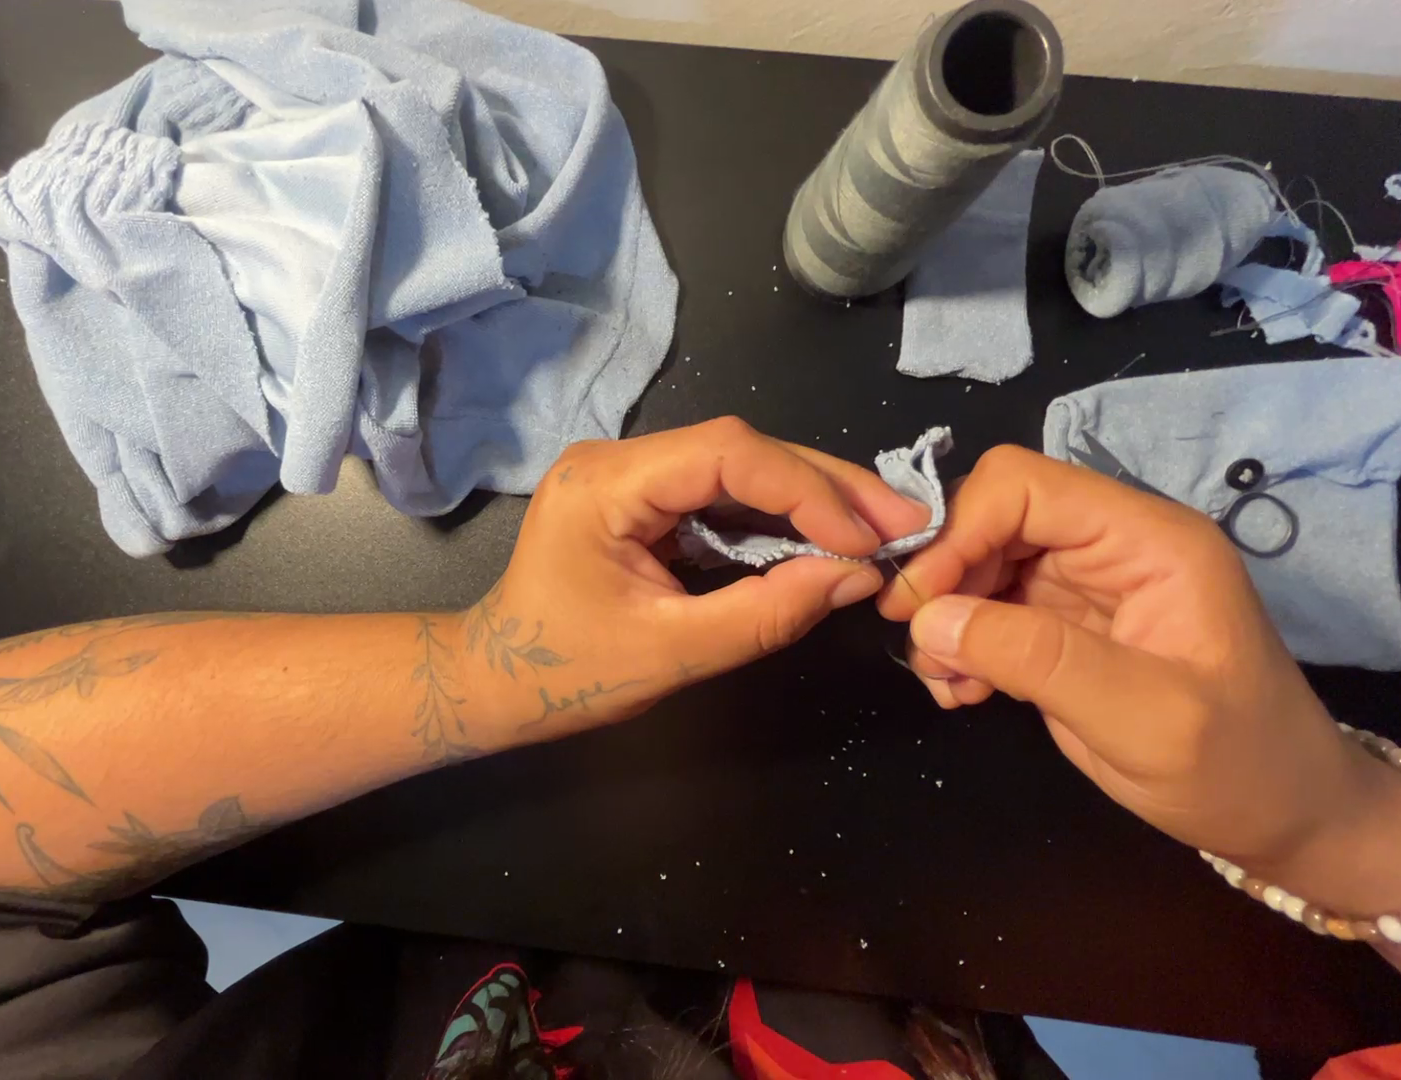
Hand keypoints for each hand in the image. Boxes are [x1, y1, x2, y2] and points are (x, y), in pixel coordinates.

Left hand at [463, 417, 929, 747]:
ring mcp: (627, 476)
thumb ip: (764, 612)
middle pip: (738, 451)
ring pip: (736, 469)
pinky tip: (823, 538)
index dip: (807, 488)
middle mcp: (616, 461)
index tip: (867, 537)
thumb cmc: (565, 673)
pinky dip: (774, 519)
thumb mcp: (670, 652)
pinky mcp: (641, 500)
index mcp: (605, 484)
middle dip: (823, 487)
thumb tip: (856, 577)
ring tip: (878, 531)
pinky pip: (717, 497)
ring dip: (808, 499)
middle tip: (901, 522)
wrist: (499, 680)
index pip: (724, 454)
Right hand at [878, 446, 1400, 909]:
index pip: (1021, 486)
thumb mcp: (1145, 718)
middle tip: (918, 638)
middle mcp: (1103, 545)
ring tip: (946, 680)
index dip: (957, 529)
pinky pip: (972, 608)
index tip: (919, 600)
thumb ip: (1036, 659)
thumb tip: (927, 619)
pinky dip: (951, 644)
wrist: (1277, 819)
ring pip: (968, 563)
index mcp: (1144, 539)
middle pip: (984, 518)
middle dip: (939, 575)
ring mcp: (1073, 582)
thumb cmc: (1236, 766)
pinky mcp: (1048, 621)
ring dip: (940, 617)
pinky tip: (961, 690)